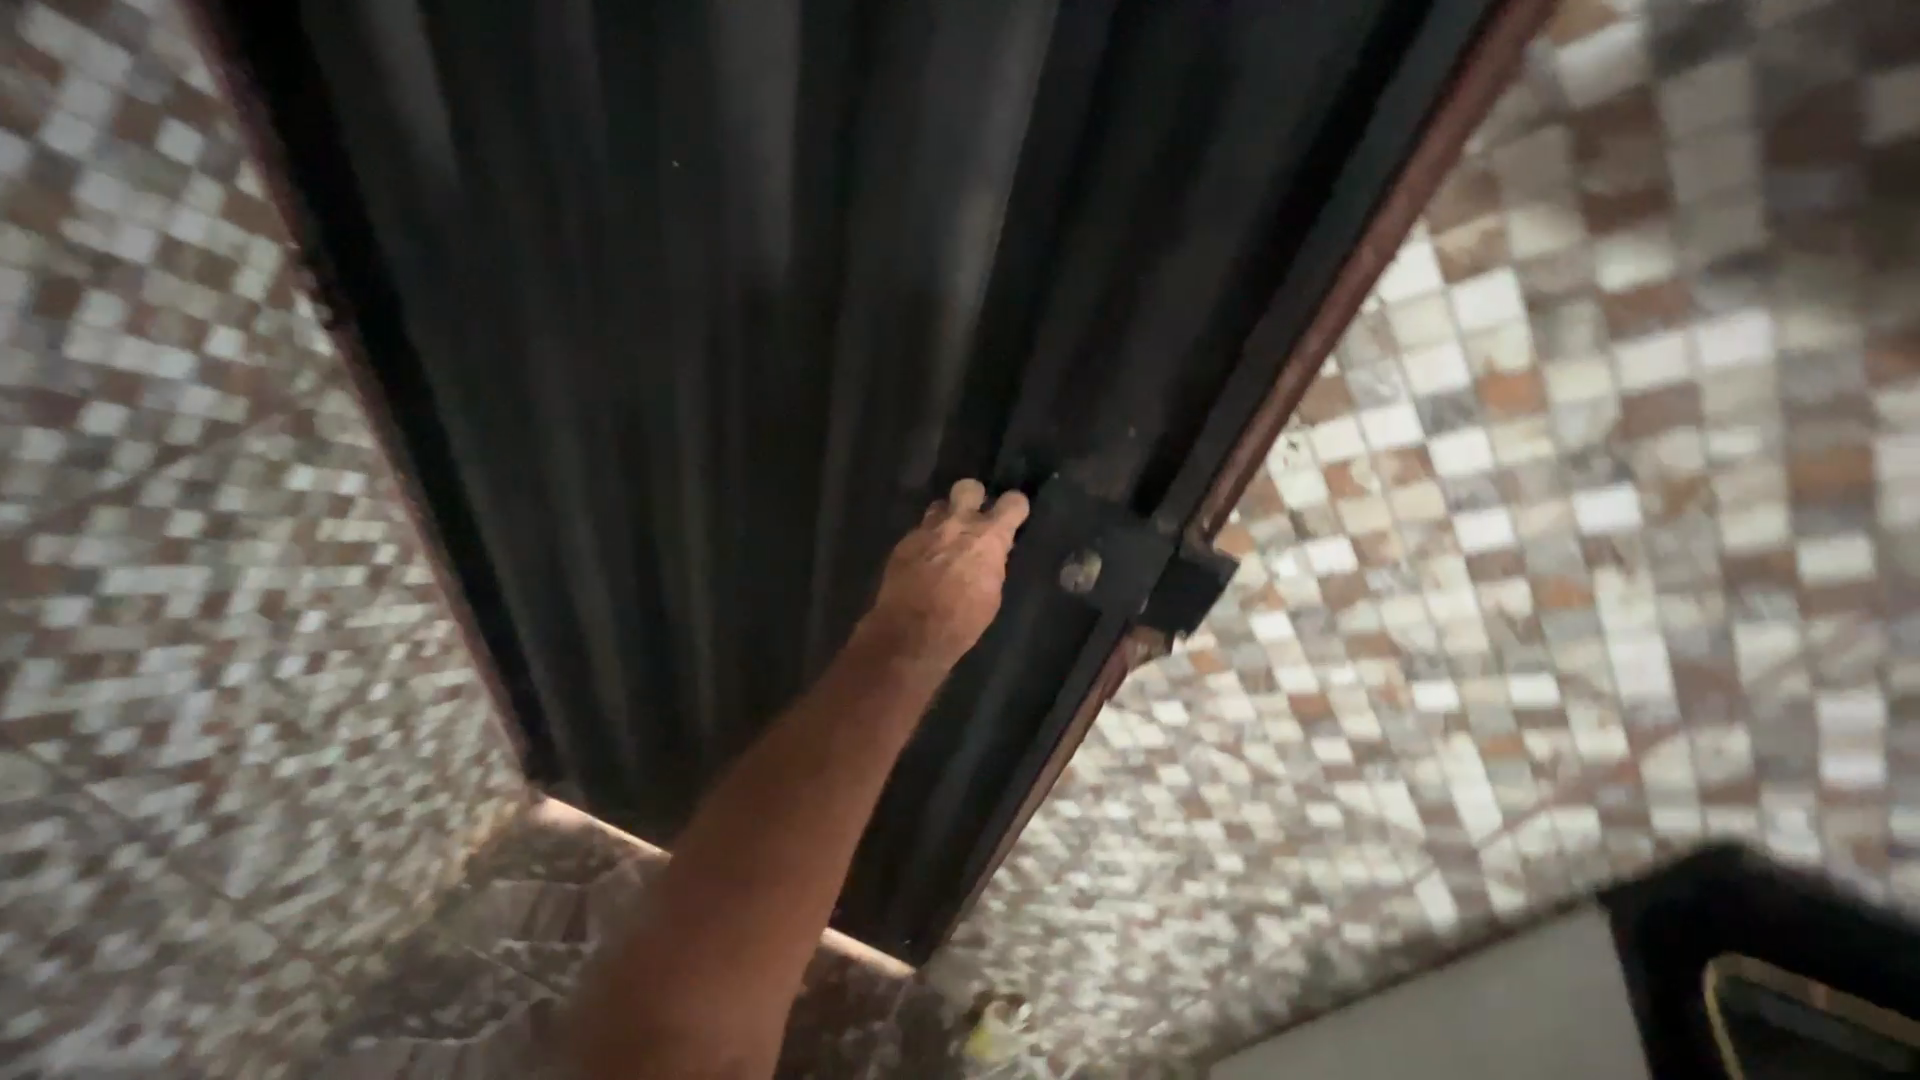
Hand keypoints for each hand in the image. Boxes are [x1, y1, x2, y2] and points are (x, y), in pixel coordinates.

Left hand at [859, 479, 1030, 669]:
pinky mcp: (903, 542)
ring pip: (939, 506)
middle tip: (974, 518)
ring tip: (946, 540)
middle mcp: (957, 523)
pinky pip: (919, 531)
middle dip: (974, 498)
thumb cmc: (962, 619)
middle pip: (968, 486)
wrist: (911, 630)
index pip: (1013, 502)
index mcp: (988, 536)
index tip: (1014, 518)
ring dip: (946, 519)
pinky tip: (924, 561)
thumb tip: (989, 555)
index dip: (1015, 508)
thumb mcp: (991, 594)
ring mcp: (926, 529)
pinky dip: (926, 541)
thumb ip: (992, 564)